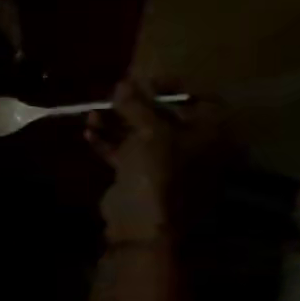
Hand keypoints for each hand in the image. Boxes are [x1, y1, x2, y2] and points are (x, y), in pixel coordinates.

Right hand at [85, 78, 218, 245]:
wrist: (141, 220)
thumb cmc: (158, 171)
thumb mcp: (149, 131)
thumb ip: (136, 105)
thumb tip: (124, 82)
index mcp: (211, 134)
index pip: (201, 99)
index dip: (173, 86)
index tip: (144, 80)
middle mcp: (193, 146)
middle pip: (166, 116)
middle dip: (137, 104)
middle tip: (113, 94)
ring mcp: (165, 162)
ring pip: (140, 134)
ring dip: (116, 122)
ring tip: (93, 113)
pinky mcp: (139, 175)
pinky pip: (122, 151)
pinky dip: (106, 141)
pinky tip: (88, 131)